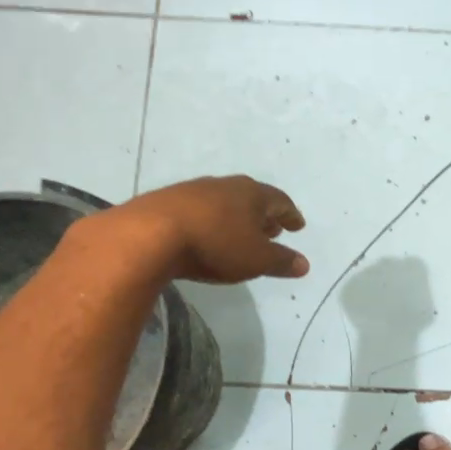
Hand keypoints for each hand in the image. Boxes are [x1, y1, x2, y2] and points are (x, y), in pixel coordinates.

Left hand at [106, 175, 308, 283]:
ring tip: (240, 234)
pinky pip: (198, 209)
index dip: (291, 215)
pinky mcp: (165, 201)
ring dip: (235, 217)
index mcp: (251, 194)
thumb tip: (304, 264)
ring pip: (223, 201)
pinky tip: (207, 234)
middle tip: (272, 230)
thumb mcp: (257, 260)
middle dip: (263, 214)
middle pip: (251, 197)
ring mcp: (191, 190)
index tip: (297, 226)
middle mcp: (224, 185)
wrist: (147, 236)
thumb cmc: (216, 245)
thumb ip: (282, 261)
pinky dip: (211, 220)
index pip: (280, 201)